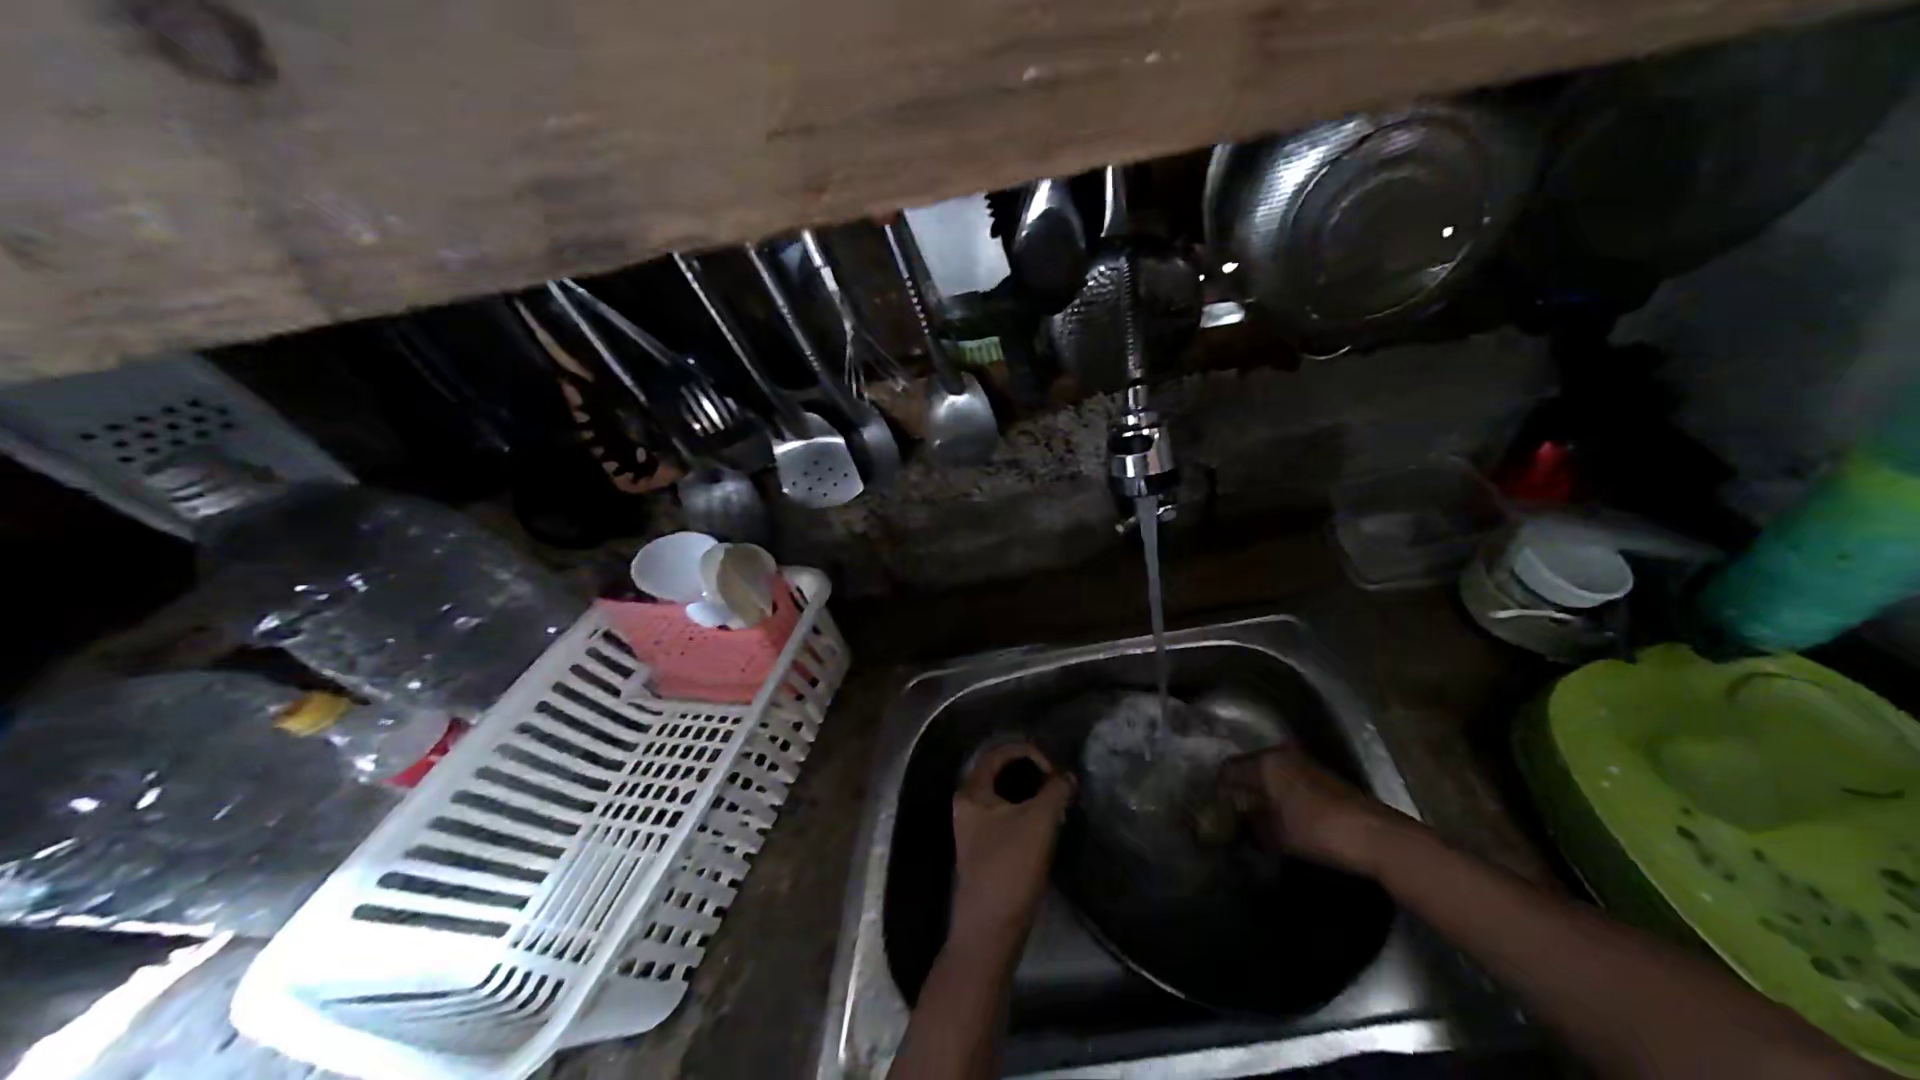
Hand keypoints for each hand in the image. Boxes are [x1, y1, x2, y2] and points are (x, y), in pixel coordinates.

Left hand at [949, 742, 1074, 946]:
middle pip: (1000, 773)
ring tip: (1058, 798)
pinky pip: (1007, 816)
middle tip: (1059, 780)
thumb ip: (1055, 791)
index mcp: (972, 792)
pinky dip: (1027, 811)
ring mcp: (975, 829)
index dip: (1027, 751)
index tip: (1054, 766)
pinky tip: (1048, 822)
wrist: (991, 926)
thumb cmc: (1010, 866)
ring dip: (1031, 792)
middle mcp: (968, 805)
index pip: (997, 753)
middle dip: (1031, 771)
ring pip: (1005, 796)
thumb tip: (1067, 776)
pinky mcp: (986, 849)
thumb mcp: (1039, 822)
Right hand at [1219, 743, 1416, 876]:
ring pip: (1270, 774)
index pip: (1228, 770)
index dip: (1218, 789)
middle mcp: (1283, 755)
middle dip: (1239, 789)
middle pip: (1249, 769)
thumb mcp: (1276, 834)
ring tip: (1251, 816)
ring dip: (1260, 792)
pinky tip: (1277, 815)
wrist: (1376, 837)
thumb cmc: (1318, 830)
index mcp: (1265, 763)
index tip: (1211, 808)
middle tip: (1228, 812)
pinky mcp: (1322, 778)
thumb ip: (1251, 826)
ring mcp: (1305, 764)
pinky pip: (1288, 781)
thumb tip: (1237, 823)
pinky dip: (1279, 794)